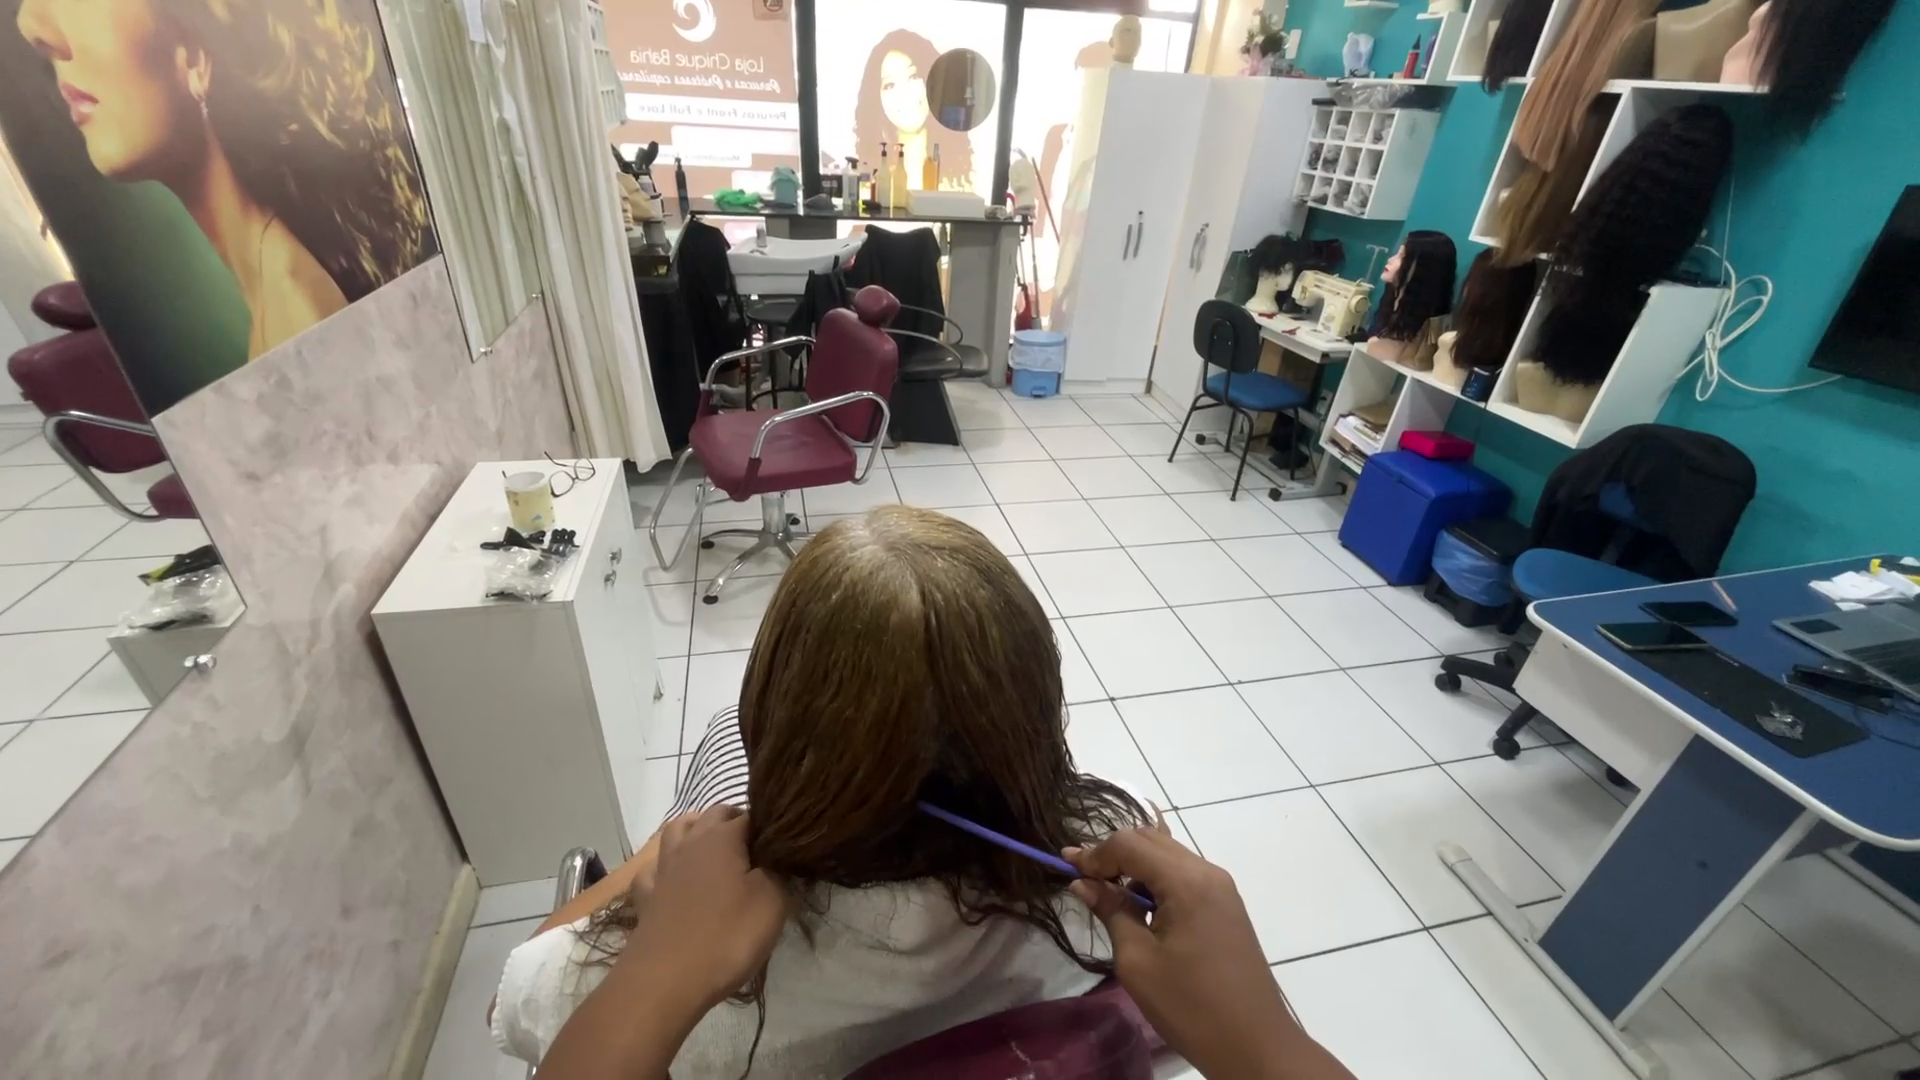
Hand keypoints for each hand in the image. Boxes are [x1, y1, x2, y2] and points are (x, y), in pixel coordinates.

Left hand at [623, 806, 785, 1010]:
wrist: (663, 984)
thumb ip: (780, 872)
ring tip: (717, 850)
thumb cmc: (725, 937)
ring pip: (678, 830)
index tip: (785, 849)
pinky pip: (654, 868)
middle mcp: (691, 842)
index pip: (752, 814)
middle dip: (737, 821)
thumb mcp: (772, 902)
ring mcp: (664, 869)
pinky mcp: (646, 898)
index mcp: (722, 836)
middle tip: (759, 851)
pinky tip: (675, 879)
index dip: (771, 828)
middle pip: (715, 814)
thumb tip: (779, 858)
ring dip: (697, 831)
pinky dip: (665, 866)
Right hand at [1065, 829, 1353, 1079]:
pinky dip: (1155, 878)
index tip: (1066, 868)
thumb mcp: (1138, 961)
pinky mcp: (1225, 903)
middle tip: (1083, 876)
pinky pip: (1182, 873)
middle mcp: (1207, 871)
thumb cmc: (1191, 1007)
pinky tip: (1140, 906)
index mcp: (1186, 881)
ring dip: (1134, 864)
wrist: (1257, 1049)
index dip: (1095, 853)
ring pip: (1166, 853)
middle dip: (1113, 853)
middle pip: (1149, 839)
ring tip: (1107, 893)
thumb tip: (1082, 882)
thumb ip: (1111, 911)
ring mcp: (1220, 886)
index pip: (1129, 843)